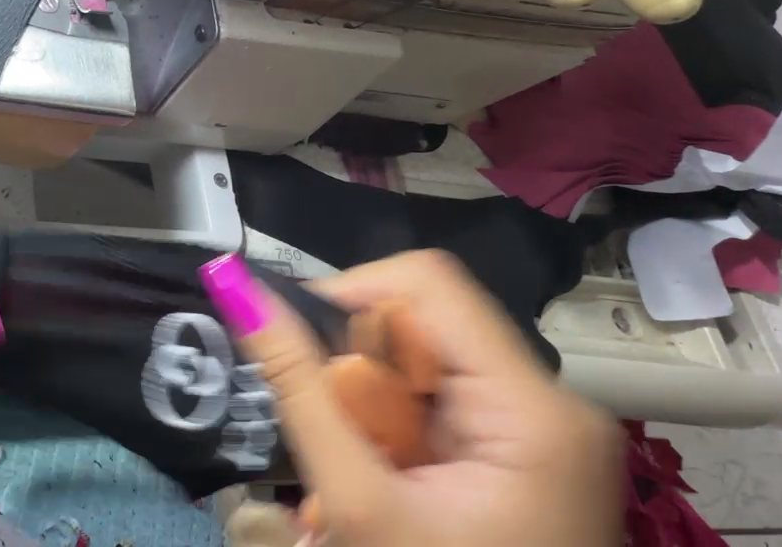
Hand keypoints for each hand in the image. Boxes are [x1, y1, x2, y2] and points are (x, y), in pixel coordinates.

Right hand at [203, 250, 622, 546]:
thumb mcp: (359, 499)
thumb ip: (296, 384)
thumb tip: (233, 285)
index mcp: (530, 405)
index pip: (423, 281)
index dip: (347, 296)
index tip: (305, 354)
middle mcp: (547, 397)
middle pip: (420, 317)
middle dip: (356, 359)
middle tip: (338, 427)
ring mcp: (539, 422)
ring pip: (419, 351)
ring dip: (367, 390)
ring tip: (365, 457)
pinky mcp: (524, 441)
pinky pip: (435, 387)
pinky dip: (389, 413)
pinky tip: (390, 465)